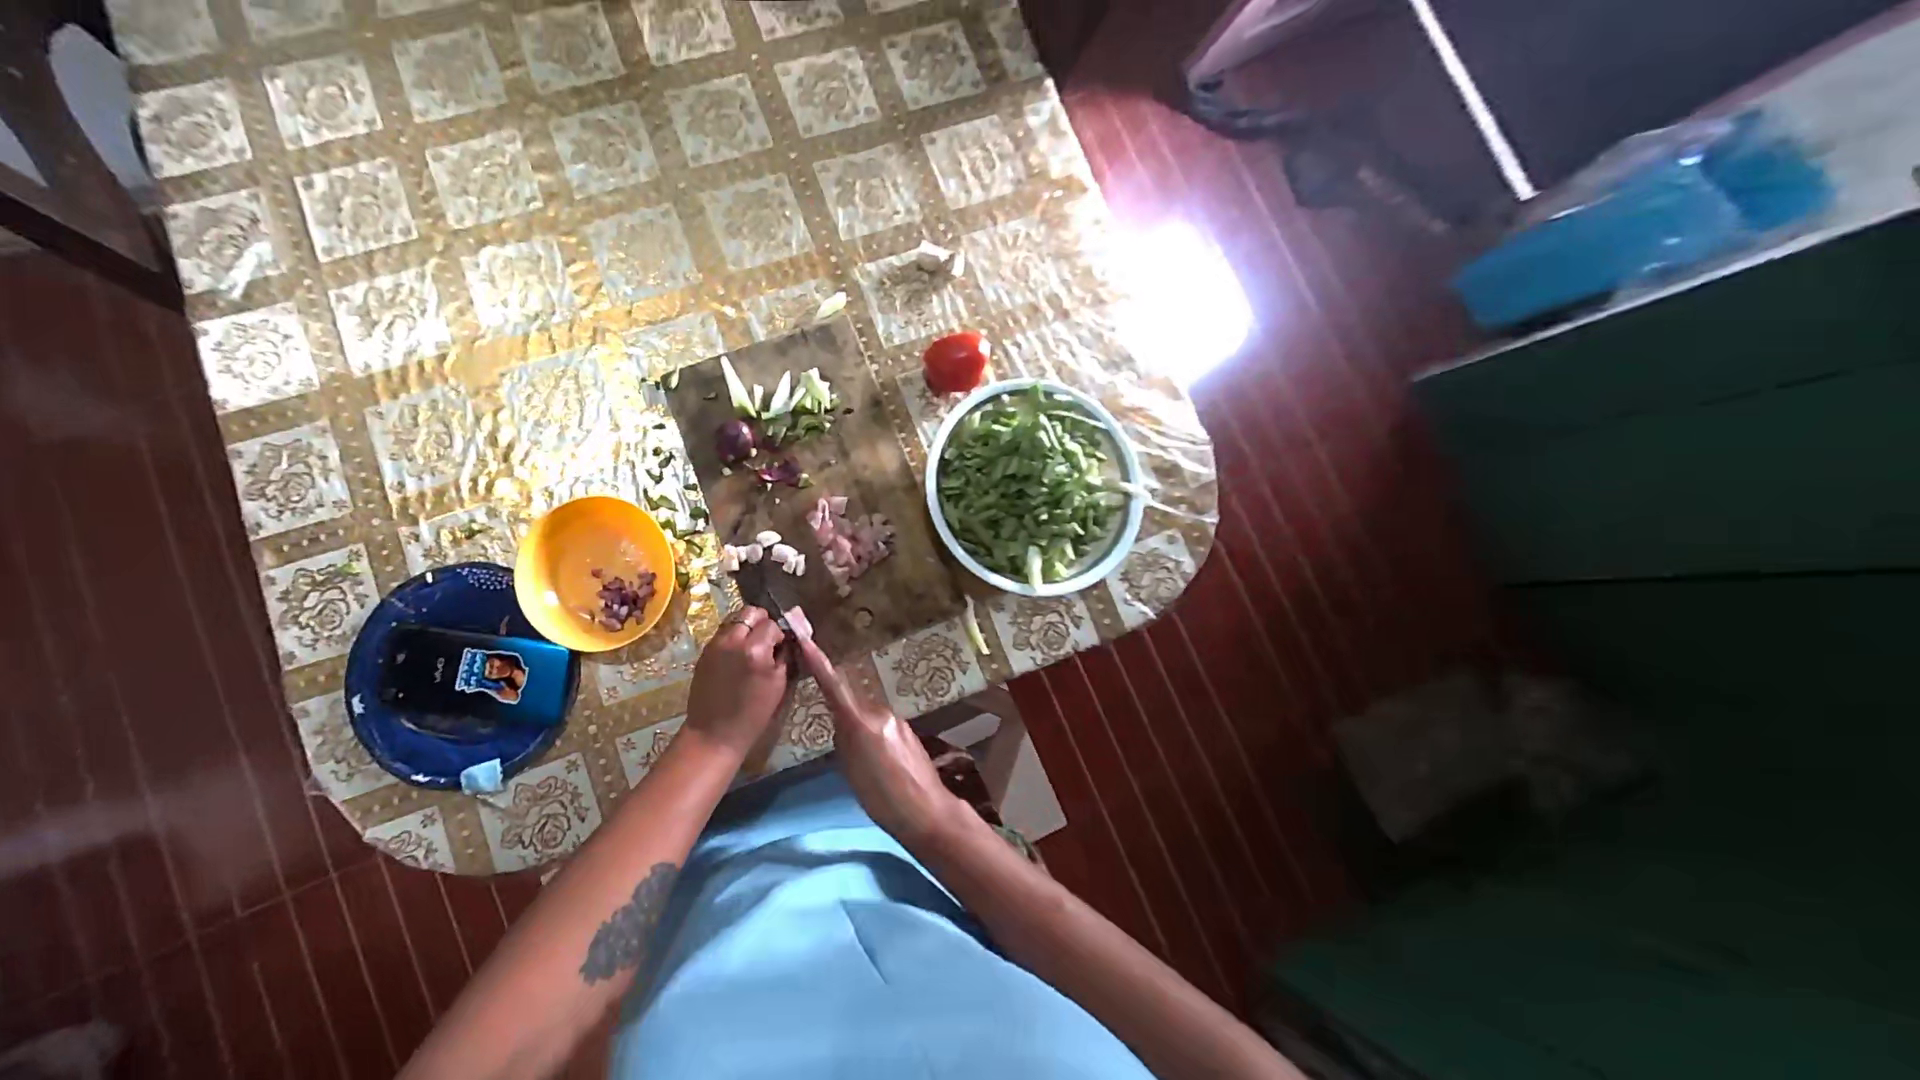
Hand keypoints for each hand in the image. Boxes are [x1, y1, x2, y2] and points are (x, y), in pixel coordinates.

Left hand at [683, 607, 788, 758]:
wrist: (714, 734)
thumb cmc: (753, 714)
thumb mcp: (778, 684)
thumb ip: (784, 656)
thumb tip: (788, 640)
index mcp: (754, 650)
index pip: (772, 624)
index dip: (780, 634)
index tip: (782, 648)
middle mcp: (732, 640)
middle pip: (750, 612)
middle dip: (762, 622)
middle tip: (768, 641)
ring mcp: (714, 645)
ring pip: (734, 619)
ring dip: (746, 628)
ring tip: (752, 648)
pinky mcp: (704, 653)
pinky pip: (723, 633)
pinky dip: (733, 638)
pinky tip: (738, 657)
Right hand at [793, 633, 968, 848]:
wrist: (927, 812)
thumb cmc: (882, 799)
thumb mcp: (850, 772)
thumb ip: (843, 740)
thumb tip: (841, 723)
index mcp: (863, 723)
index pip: (834, 687)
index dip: (819, 663)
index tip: (807, 641)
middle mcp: (881, 713)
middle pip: (852, 705)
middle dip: (843, 719)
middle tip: (845, 755)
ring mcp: (897, 720)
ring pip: (868, 718)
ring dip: (860, 733)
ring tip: (865, 769)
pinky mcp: (908, 731)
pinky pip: (881, 728)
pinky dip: (874, 740)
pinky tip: (880, 766)